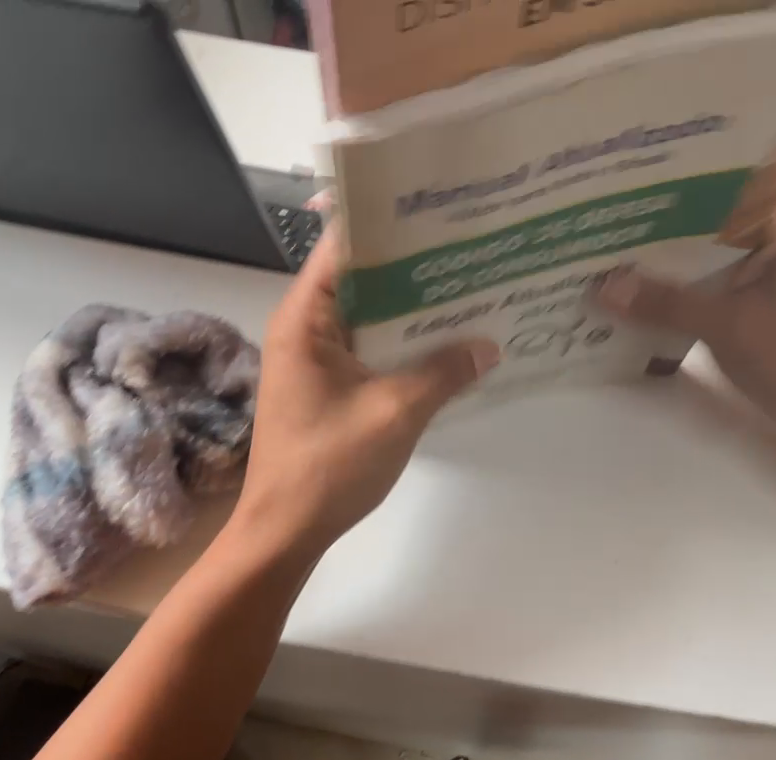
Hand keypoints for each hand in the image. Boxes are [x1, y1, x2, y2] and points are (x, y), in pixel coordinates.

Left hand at [233, 224, 498, 554]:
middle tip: (471, 251)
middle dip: (414, 268)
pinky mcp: (328, 391)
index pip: (345, 246)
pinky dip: (403, 348)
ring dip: (413, 312)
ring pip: (370, 320)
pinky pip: (370, 354)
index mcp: (306, 319)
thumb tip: (489, 347)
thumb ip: (444, 373)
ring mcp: (316, 362)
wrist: (286, 530)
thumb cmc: (329, 465)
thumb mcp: (396, 413)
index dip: (391, 225)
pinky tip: (447, 347)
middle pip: (362, 280)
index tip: (442, 213)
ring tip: (470, 291)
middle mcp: (306, 330)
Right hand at [594, 208, 775, 430]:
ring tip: (595, 260)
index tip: (614, 197)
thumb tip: (602, 288)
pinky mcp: (733, 303)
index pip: (707, 195)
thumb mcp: (728, 325)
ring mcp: (744, 273)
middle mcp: (756, 238)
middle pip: (691, 230)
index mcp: (770, 224)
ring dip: (650, 269)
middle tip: (593, 229)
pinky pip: (689, 292)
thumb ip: (667, 304)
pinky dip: (662, 297)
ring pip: (687, 263)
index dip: (661, 198)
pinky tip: (622, 299)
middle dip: (646, 236)